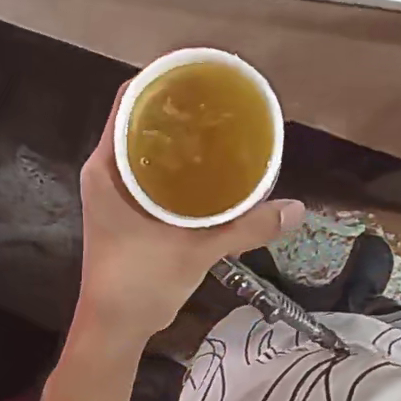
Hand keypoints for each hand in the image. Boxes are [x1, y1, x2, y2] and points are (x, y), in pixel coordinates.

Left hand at [77, 87, 305, 341]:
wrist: (112, 327)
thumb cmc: (139, 284)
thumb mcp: (194, 251)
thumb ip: (244, 228)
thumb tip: (297, 208)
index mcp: (106, 169)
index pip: (128, 100)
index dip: (162, 78)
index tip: (201, 73)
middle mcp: (103, 173)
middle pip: (137, 119)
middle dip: (176, 106)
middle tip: (220, 100)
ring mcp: (110, 193)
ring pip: (141, 146)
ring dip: (175, 136)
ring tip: (217, 126)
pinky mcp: (121, 211)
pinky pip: (146, 172)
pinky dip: (172, 164)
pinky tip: (205, 167)